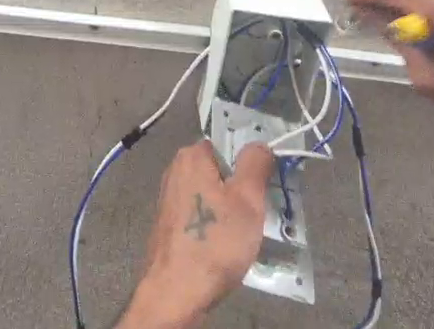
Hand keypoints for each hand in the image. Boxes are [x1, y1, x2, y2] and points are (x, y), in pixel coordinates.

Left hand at [117, 141, 274, 328]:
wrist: (176, 290)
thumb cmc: (215, 241)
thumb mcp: (247, 201)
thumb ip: (255, 165)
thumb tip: (259, 143)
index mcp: (192, 155)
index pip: (227, 143)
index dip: (249, 162)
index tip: (264, 184)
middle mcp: (176, 169)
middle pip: (219, 169)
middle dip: (240, 187)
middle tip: (258, 211)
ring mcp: (169, 196)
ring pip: (210, 193)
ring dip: (228, 208)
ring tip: (244, 231)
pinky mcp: (168, 221)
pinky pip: (199, 212)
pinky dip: (213, 222)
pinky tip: (224, 244)